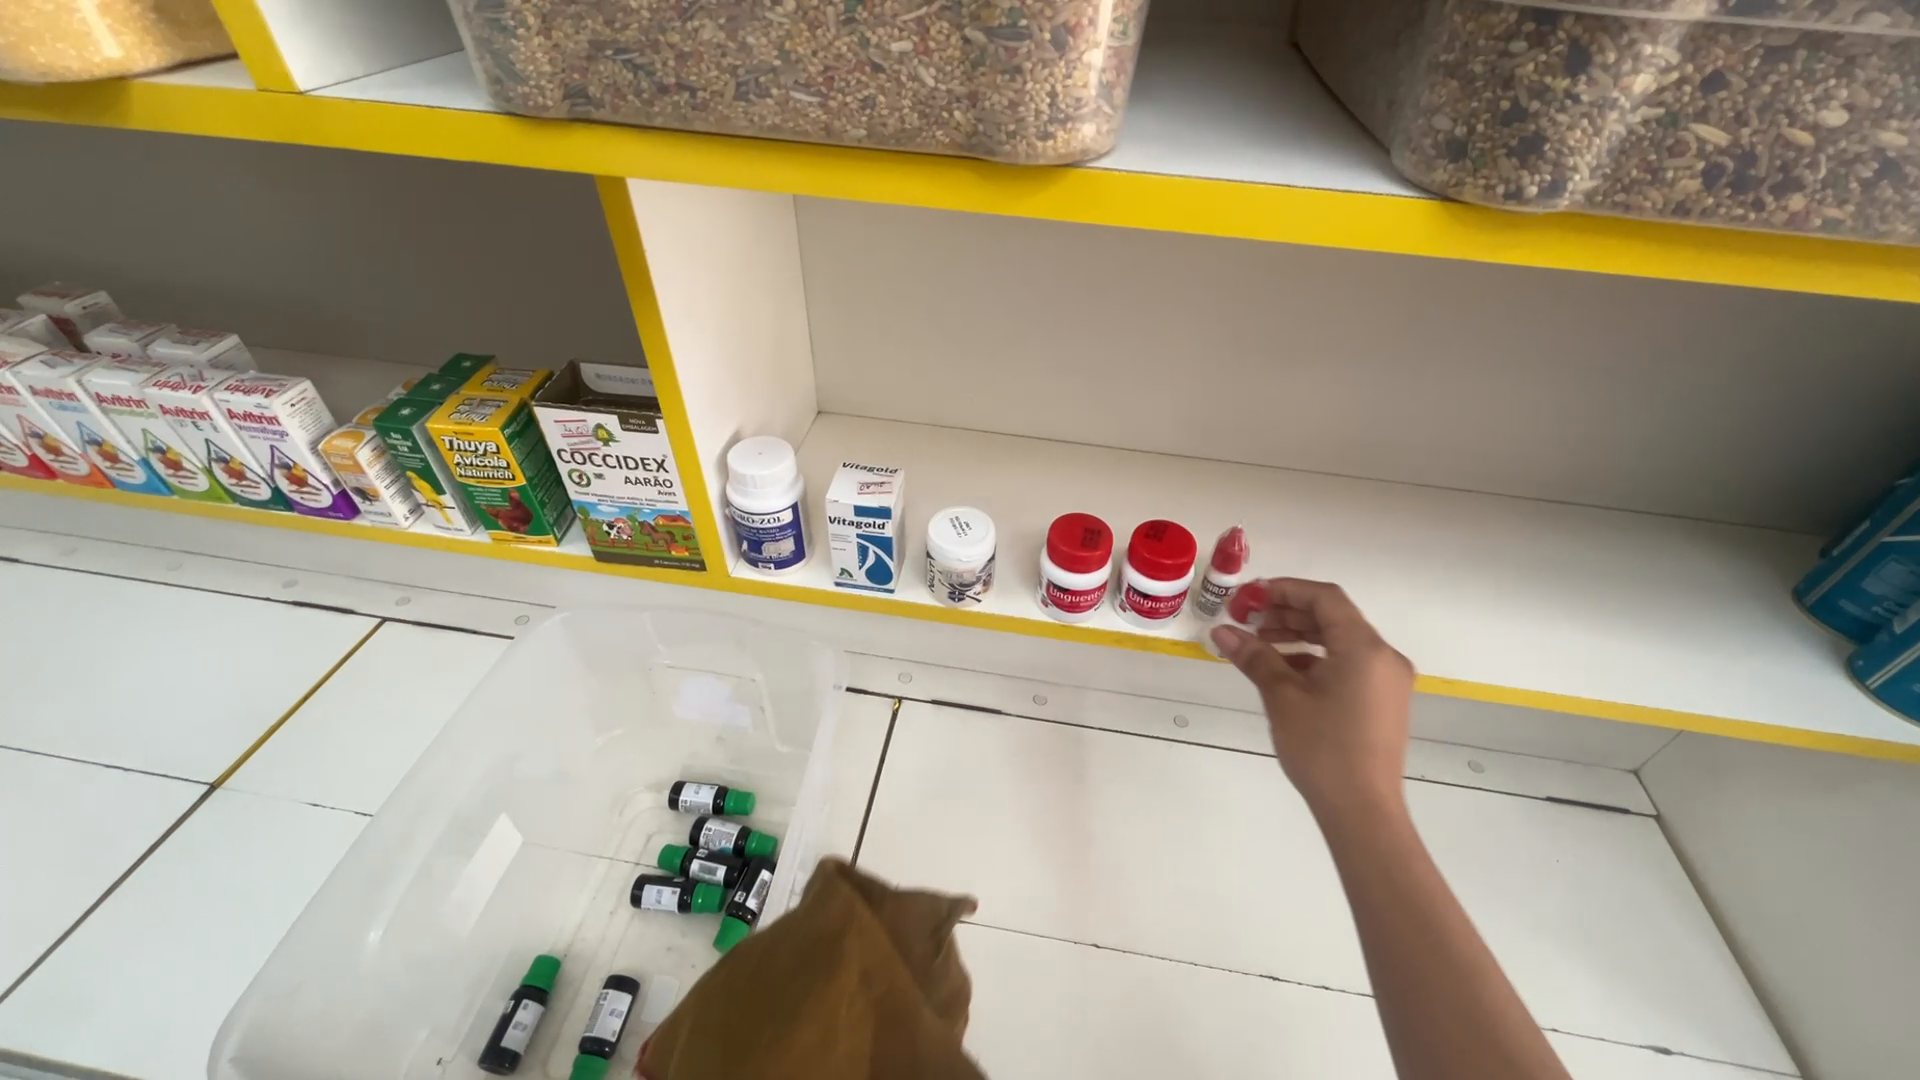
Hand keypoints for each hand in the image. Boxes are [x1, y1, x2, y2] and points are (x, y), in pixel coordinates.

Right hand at [1210, 578, 1414, 821]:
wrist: (1362, 810)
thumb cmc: (1322, 748)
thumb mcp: (1282, 697)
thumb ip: (1255, 656)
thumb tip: (1222, 631)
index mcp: (1365, 648)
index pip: (1325, 598)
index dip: (1284, 590)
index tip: (1248, 597)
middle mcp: (1383, 657)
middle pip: (1333, 617)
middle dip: (1287, 612)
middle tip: (1246, 619)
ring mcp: (1386, 681)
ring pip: (1339, 641)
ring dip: (1298, 635)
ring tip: (1258, 644)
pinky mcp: (1381, 701)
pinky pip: (1346, 664)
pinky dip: (1314, 659)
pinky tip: (1282, 671)